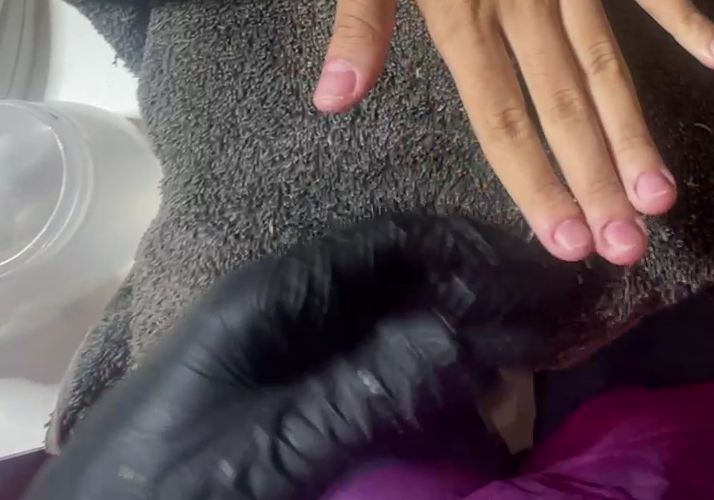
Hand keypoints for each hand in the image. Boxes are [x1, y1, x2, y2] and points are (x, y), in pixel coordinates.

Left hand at [24, 216, 576, 499]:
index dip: (470, 255)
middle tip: (547, 322)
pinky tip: (467, 392)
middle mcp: (291, 300)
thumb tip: (477, 328)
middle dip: (474, 290)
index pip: (396, 240)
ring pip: (394, 316)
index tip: (534, 286)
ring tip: (524, 352)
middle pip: (402, 272)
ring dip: (458, 329)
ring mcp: (291, 345)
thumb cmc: (166, 495)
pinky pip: (374, 361)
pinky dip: (428, 368)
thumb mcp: (273, 448)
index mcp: (280, 289)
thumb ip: (372, 386)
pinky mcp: (289, 389)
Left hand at [316, 0, 713, 265]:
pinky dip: (681, 18)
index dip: (531, 179)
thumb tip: (335, 99)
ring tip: (661, 196)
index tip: (562, 239)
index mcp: (459, 2)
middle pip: (560, 102)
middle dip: (592, 180)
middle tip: (625, 251)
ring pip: (606, 60)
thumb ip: (362, 16)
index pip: (499, 110)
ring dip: (634, 130)